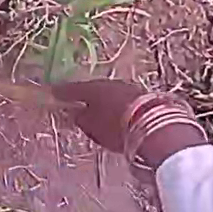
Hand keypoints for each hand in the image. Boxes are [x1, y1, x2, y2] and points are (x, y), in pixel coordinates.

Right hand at [53, 79, 205, 169]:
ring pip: (111, 93)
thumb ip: (80, 118)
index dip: (62, 92)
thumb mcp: (92, 127)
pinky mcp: (147, 97)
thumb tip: (74, 112)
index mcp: (93, 88)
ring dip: (104, 100)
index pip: (73, 89)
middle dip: (87, 95)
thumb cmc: (117, 128)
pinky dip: (118, 104)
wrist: (159, 128)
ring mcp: (130, 88)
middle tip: (77, 101)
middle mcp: (111, 84)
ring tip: (98, 109)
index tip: (53, 92)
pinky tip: (117, 112)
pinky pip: (125, 99)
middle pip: (95, 89)